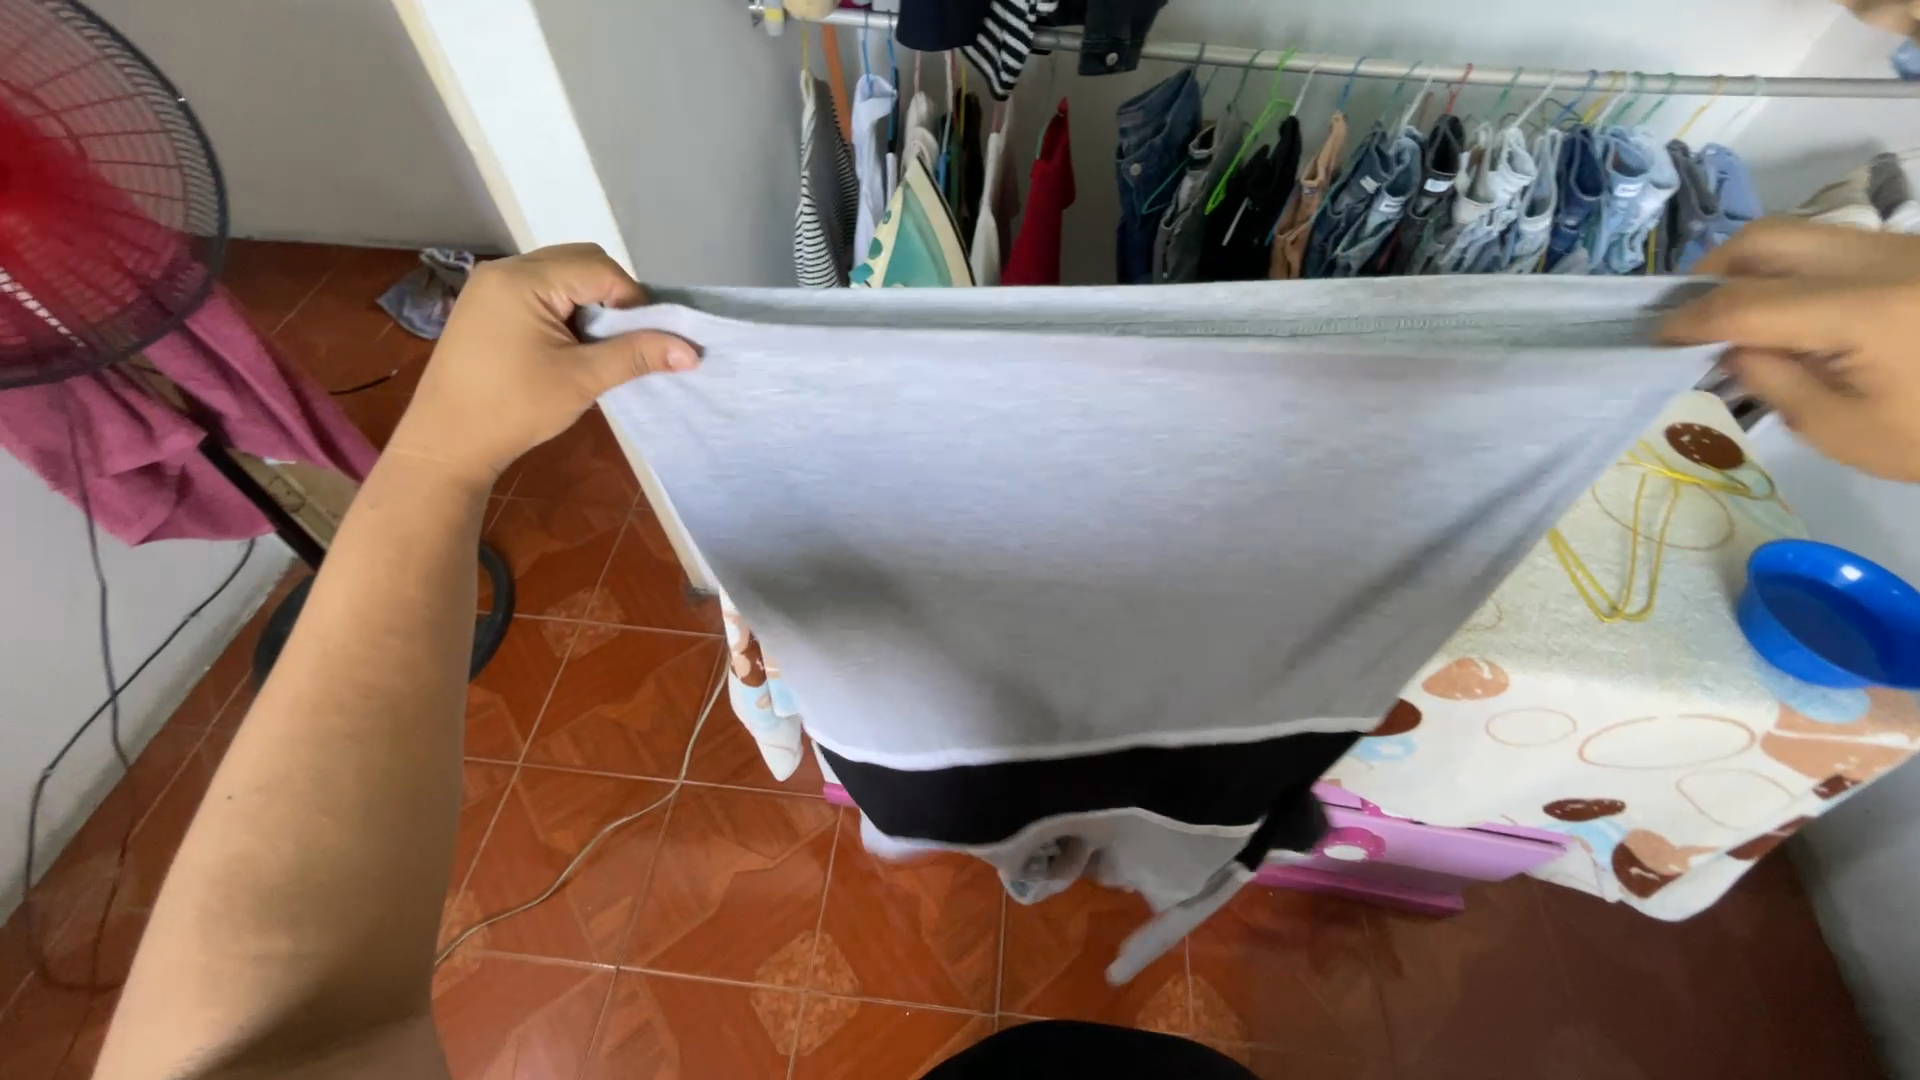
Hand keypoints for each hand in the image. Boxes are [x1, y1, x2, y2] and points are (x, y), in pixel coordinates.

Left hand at [385, 243, 696, 486]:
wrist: (449, 440)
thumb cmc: (516, 407)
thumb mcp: (584, 379)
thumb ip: (638, 356)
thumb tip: (691, 351)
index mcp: (523, 280)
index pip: (599, 268)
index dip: (632, 300)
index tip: (642, 340)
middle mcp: (504, 270)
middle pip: (580, 261)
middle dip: (613, 296)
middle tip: (622, 340)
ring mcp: (491, 285)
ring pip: (562, 273)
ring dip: (591, 302)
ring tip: (595, 345)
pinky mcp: (487, 304)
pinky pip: (541, 289)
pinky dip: (567, 308)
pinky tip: (568, 345)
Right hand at [1663, 218, 1919, 481]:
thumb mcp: (1840, 428)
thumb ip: (1772, 380)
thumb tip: (1730, 348)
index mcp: (1868, 312)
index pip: (1741, 304)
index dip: (1684, 322)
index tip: (1650, 342)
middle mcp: (1889, 262)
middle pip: (1766, 240)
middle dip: (1708, 275)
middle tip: (1688, 316)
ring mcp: (1912, 250)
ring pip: (1802, 235)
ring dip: (1750, 271)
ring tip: (1733, 315)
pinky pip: (1837, 248)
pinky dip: (1791, 274)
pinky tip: (1787, 314)